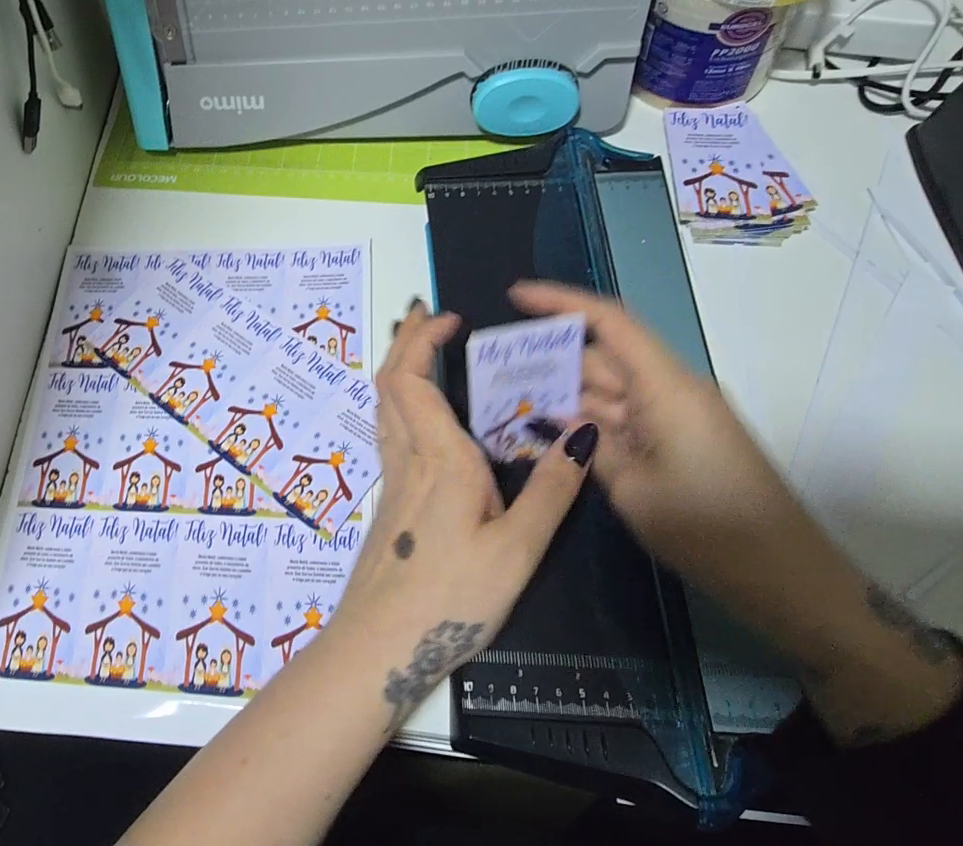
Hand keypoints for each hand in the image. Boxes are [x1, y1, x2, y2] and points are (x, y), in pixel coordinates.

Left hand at [332, 301, 594, 731]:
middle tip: (429, 318)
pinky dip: (403, 404)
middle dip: (405, 341)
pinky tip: (427, 421)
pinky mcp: (388, 502)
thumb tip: (582, 431)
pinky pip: (390, 432)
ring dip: (400, 369)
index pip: (413, 378)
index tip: (450, 318)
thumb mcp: (518, 549)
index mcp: (438, 458)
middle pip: (389, 382)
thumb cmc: (452, 597)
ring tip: (426, 354)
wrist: (380, 644)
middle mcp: (406, 458)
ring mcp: (391, 480)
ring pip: (384, 407)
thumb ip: (551, 489)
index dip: (423, 340)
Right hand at [509, 282, 962, 745]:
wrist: (788, 580)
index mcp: (667, 388)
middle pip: (604, 357)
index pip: (610, 322)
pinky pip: (625, 418)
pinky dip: (588, 420)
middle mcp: (673, 390)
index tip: (514, 297)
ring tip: (507, 401)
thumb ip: (586, 445)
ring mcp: (678, 416)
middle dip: (549, 358)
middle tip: (493, 371)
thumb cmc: (708, 531)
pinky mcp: (681, 441)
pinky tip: (549, 432)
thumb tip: (550, 415)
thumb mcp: (632, 490)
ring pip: (610, 389)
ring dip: (564, 393)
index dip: (561, 302)